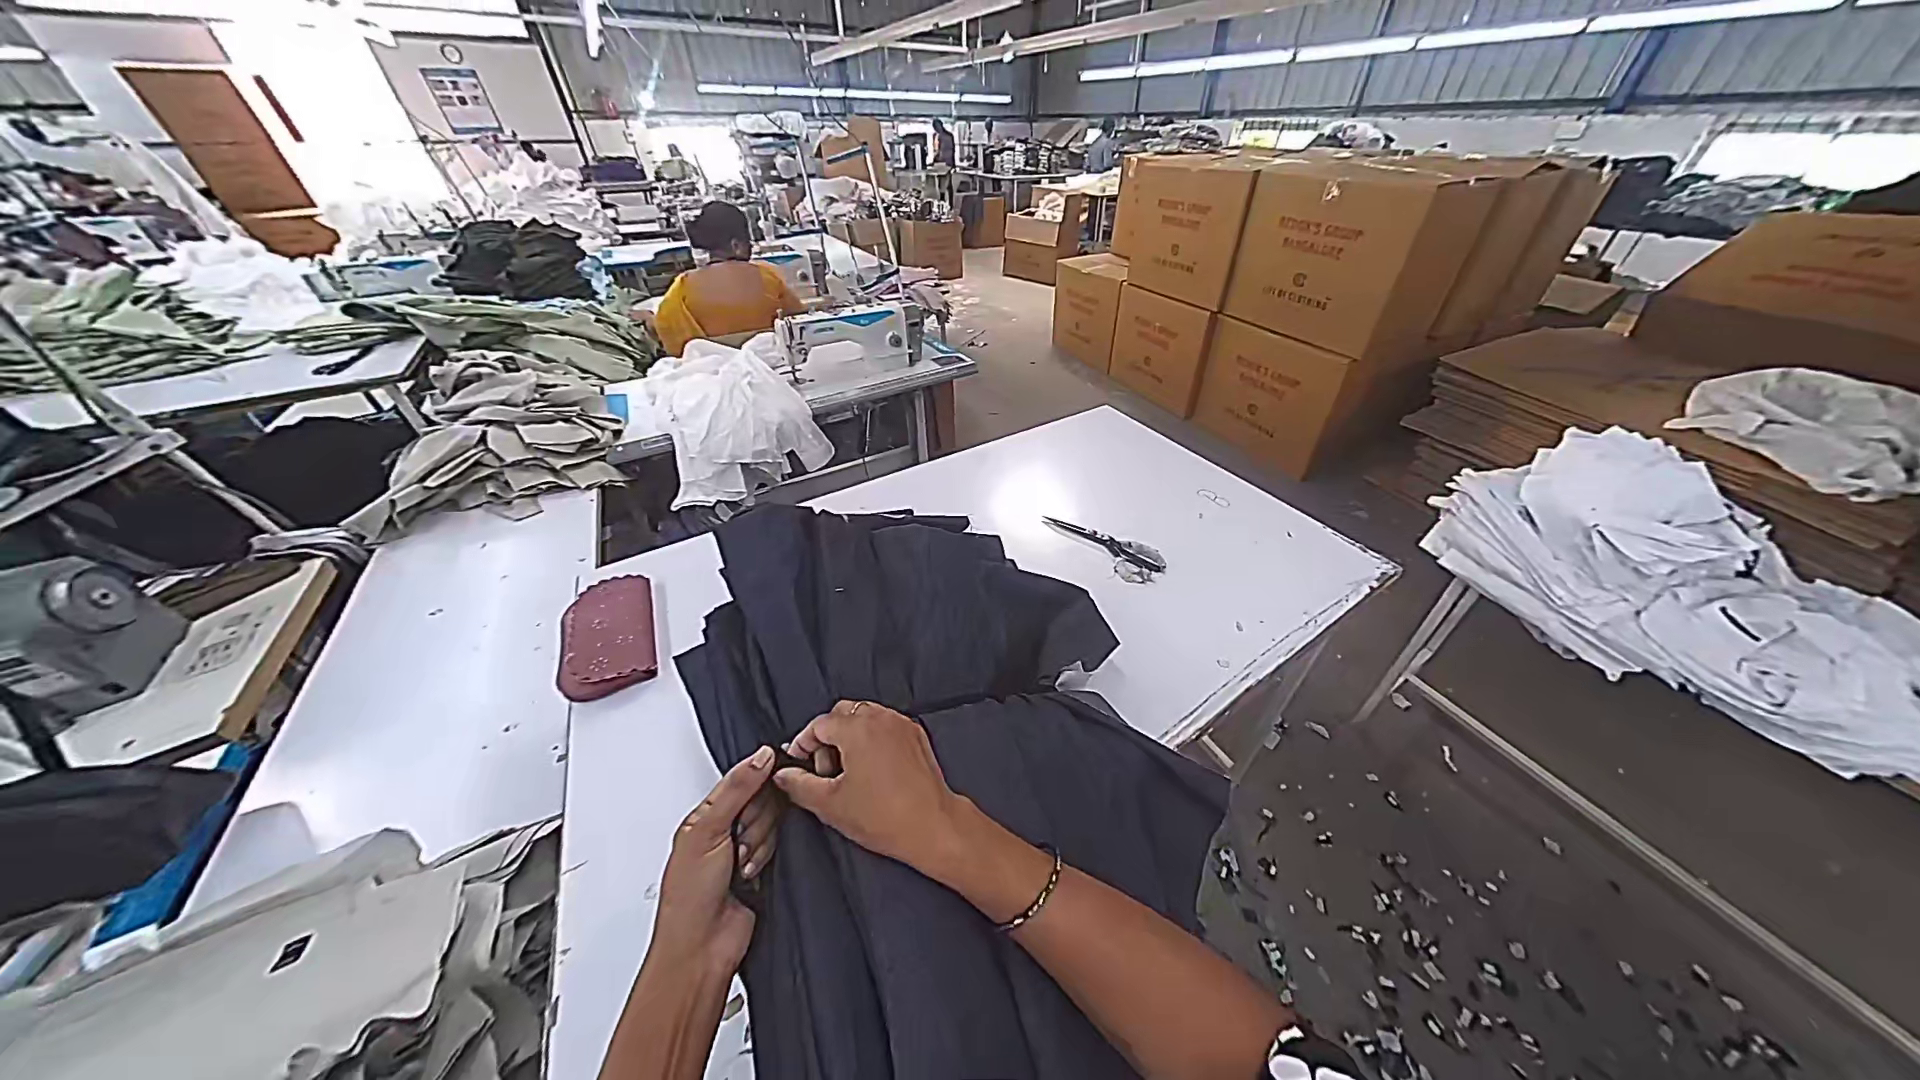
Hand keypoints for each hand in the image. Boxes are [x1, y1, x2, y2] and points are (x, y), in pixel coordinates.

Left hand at [651, 745, 781, 976]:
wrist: (702, 949)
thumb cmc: (687, 899)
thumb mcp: (707, 831)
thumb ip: (737, 789)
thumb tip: (761, 756)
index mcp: (708, 813)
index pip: (745, 777)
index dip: (756, 783)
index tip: (758, 793)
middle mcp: (729, 826)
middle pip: (765, 798)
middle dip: (756, 820)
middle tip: (739, 839)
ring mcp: (748, 846)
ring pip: (776, 821)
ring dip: (761, 843)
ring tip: (741, 864)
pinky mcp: (768, 864)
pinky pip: (785, 843)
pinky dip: (771, 856)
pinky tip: (754, 872)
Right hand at [773, 700, 965, 872]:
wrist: (932, 825)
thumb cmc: (884, 816)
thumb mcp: (830, 804)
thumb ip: (799, 784)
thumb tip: (784, 774)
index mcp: (858, 728)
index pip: (819, 724)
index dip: (804, 744)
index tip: (798, 764)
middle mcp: (881, 718)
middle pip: (842, 714)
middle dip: (827, 737)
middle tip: (824, 770)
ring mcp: (901, 724)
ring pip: (865, 716)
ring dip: (850, 736)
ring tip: (848, 772)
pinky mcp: (916, 735)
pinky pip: (885, 725)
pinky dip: (872, 738)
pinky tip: (871, 769)